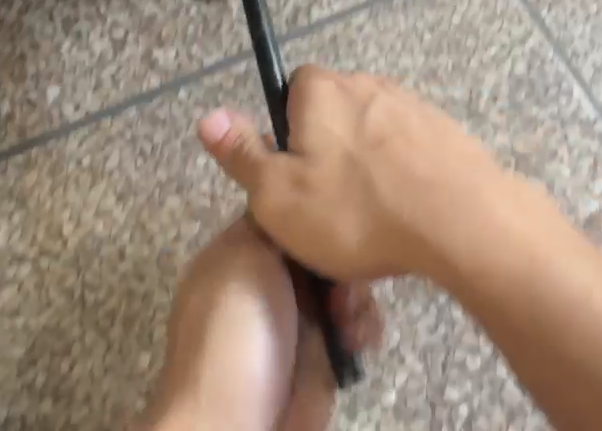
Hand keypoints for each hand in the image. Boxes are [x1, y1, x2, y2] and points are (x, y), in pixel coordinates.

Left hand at [143, 217, 383, 430]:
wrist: (238, 423)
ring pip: (347, 283)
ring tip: (347, 321)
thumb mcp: (243, 254)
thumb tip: (290, 193)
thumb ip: (270, 219)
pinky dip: (364, 327)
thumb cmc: (237, 329)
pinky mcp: (323, 351)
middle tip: (341, 285)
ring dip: (358, 298)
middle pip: (326, 248)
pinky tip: (358, 340)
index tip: (341, 215)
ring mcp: (297, 317)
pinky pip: (357, 323)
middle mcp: (270, 281)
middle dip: (346, 260)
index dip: (317, 212)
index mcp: (240, 253)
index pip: (289, 214)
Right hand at [196, 65, 530, 281]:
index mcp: (322, 90)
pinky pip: (408, 148)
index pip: (292, 88)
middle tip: (327, 204)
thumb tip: (207, 115)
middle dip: (327, 149)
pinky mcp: (444, 130)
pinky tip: (406, 212)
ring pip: (373, 132)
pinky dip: (402, 173)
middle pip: (333, 111)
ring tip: (370, 217)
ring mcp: (411, 104)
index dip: (286, 130)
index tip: (293, 173)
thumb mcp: (278, 196)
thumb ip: (242, 154)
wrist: (459, 218)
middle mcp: (367, 83)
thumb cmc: (357, 210)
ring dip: (367, 164)